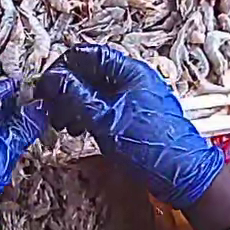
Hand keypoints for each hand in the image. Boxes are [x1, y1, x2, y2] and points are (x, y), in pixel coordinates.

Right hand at [37, 45, 223, 207]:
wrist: (183, 175)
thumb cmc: (149, 145)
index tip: (46, 85)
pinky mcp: (133, 117)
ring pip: (94, 92)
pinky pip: (103, 108)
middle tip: (50, 108)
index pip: (88, 54)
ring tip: (61, 124)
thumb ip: (76, 96)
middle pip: (90, 73)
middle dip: (66, 89)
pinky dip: (86, 116)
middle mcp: (132, 80)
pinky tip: (77, 130)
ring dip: (73, 105)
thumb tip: (52, 79)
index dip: (63, 66)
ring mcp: (133, 98)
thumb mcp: (105, 119)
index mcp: (129, 71)